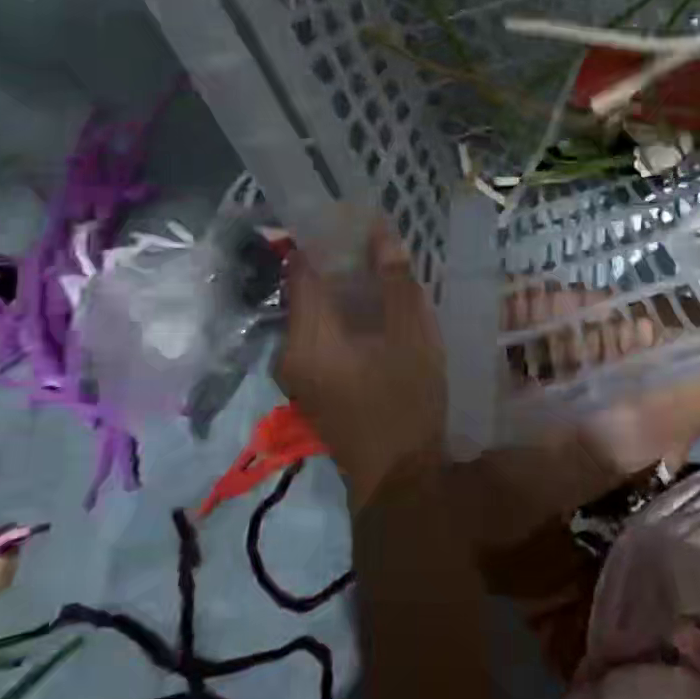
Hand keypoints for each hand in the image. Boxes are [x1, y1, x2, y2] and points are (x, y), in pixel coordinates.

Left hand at [275, 224, 445, 507]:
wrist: (398, 479)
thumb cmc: (406, 401)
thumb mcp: (411, 334)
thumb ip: (395, 281)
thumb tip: (379, 232)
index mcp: (305, 337)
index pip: (304, 270)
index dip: (329, 239)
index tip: (359, 219)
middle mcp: (288, 354)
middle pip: (309, 293)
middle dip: (343, 265)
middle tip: (382, 245)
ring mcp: (297, 376)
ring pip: (318, 317)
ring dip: (347, 293)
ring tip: (385, 275)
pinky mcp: (314, 390)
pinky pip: (324, 339)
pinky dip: (347, 320)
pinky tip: (380, 317)